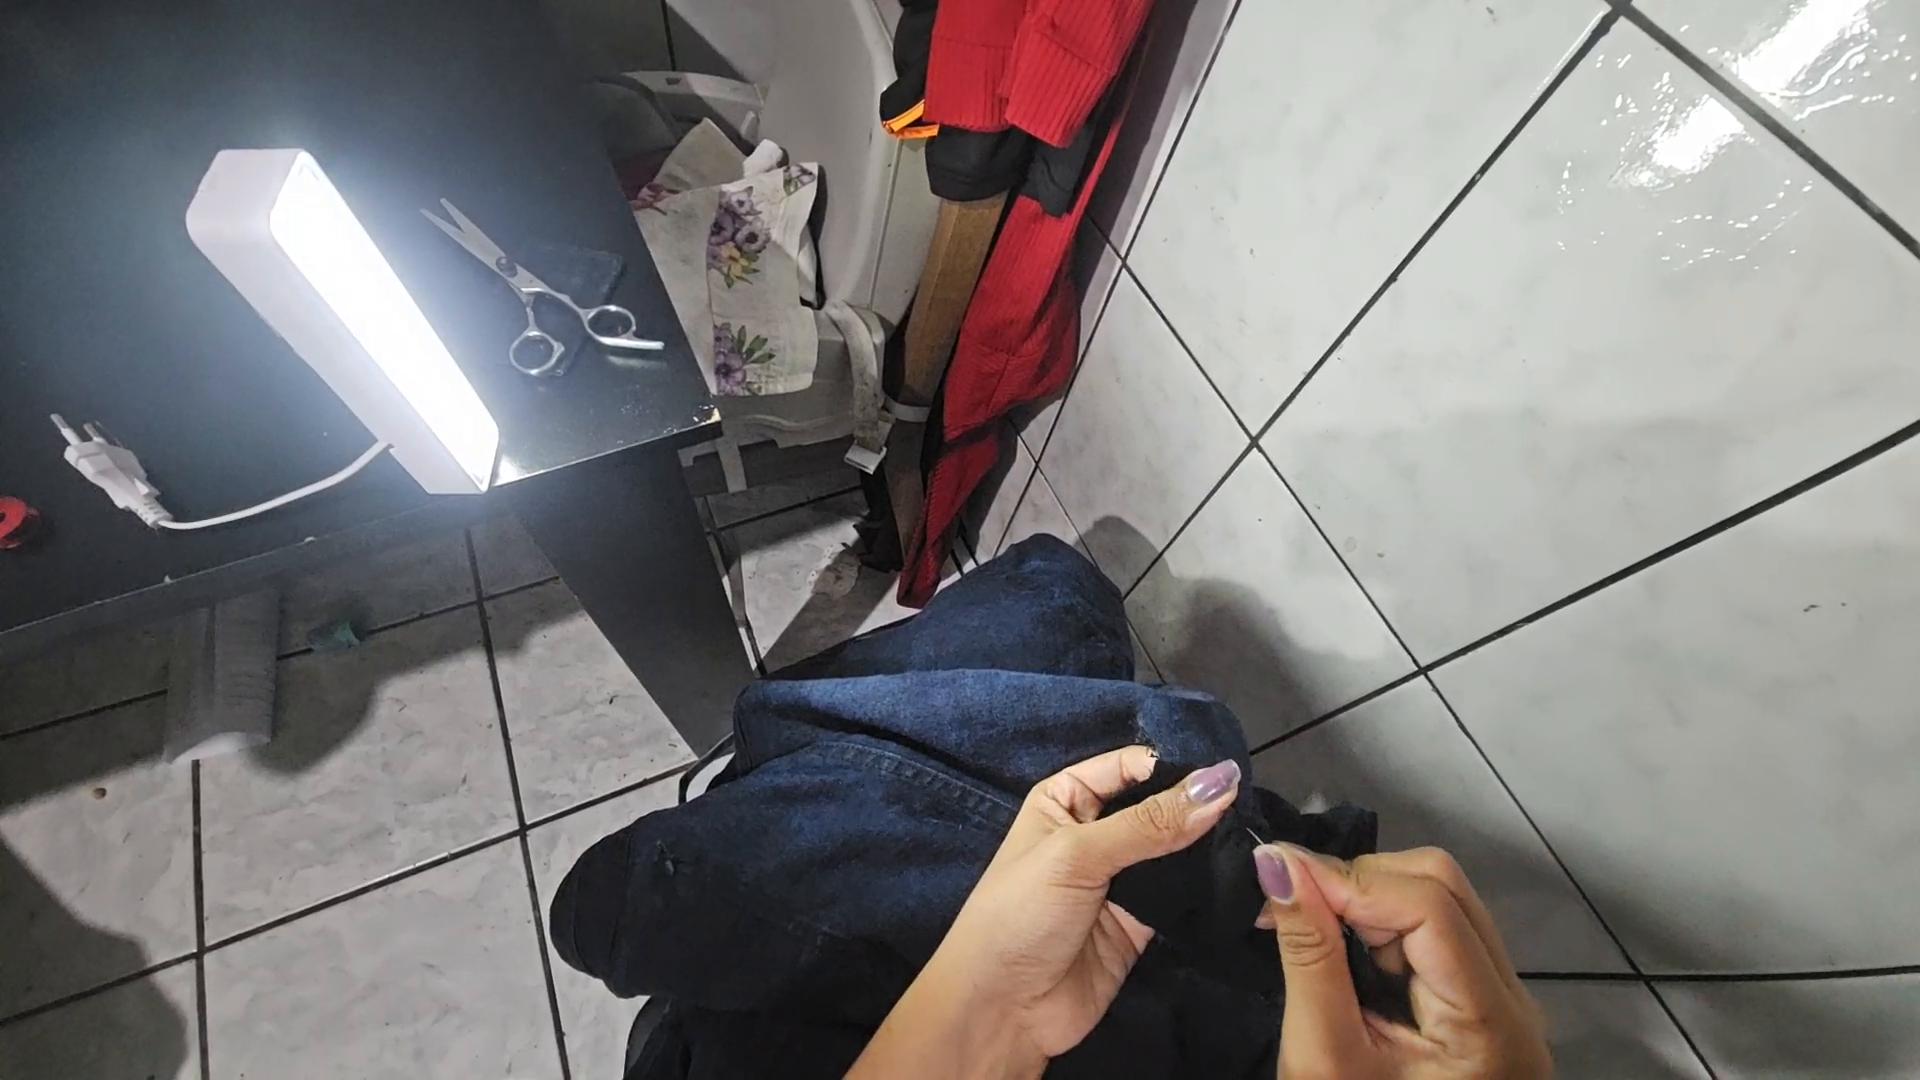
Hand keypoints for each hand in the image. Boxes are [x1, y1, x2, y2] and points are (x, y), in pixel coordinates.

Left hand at [847, 747, 1241, 1079]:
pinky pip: (1182, 893)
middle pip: (1159, 806)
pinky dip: (1209, 888)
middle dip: (1200, 809)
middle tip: (1253, 811)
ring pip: (1176, 850)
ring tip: (1257, 842)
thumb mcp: (1077, 855)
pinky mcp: (1143, 919)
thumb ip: (1148, 824)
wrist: (1003, 1008)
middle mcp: (1097, 829)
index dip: (1175, 768)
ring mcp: (1122, 876)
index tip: (1229, 775)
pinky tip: (1246, 880)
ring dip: (1209, 848)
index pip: (1131, 766)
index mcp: (1069, 796)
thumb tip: (1217, 784)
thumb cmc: (1021, 911)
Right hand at [1255, 845, 1552, 1079]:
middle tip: (1299, 906)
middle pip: (1441, 885)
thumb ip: (1307, 951)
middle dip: (1359, 879)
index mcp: (1491, 1025)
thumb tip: (1274, 860)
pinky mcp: (1476, 999)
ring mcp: (1501, 1000)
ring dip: (1366, 894)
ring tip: (1317, 928)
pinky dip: (1378, 915)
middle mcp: (1514, 1002)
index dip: (1348, 877)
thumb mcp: (1323, 1053)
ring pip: (1437, 894)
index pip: (1428, 903)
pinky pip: (1431, 922)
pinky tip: (1344, 946)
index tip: (1278, 877)